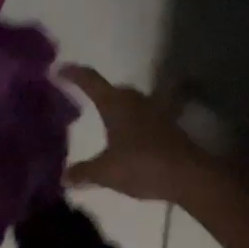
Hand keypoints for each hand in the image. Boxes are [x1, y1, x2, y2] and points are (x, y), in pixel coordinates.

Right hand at [60, 66, 215, 202]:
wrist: (189, 175)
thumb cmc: (141, 165)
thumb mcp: (106, 172)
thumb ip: (83, 173)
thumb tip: (62, 178)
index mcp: (114, 104)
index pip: (89, 80)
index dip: (73, 73)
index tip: (59, 70)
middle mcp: (133, 100)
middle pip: (113, 89)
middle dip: (99, 92)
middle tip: (86, 99)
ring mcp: (155, 111)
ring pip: (132, 101)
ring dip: (120, 106)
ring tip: (109, 120)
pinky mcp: (170, 126)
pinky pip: (146, 117)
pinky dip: (137, 122)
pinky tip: (133, 138)